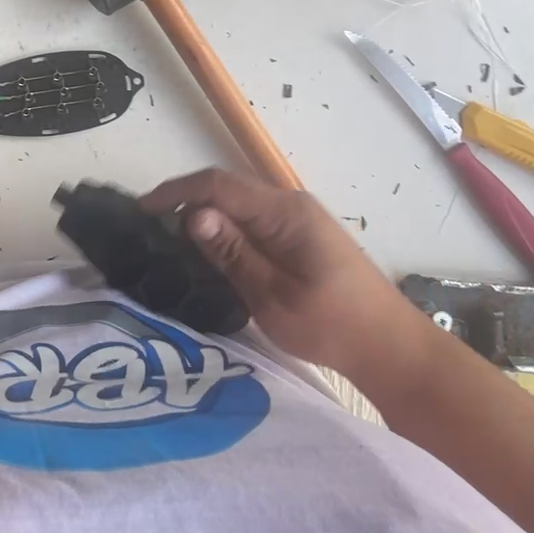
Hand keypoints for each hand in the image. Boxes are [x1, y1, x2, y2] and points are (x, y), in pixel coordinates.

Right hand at [143, 168, 426, 377]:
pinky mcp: (298, 234)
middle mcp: (290, 205)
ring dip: (203, 213)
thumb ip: (234, 253)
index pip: (219, 185)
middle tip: (151, 228)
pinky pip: (250, 218)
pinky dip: (223, 226)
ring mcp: (296, 218)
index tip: (142, 209)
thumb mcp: (274, 296)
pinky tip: (208, 249)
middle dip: (185, 200)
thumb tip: (193, 215)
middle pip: (226, 187)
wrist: (390, 348)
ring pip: (237, 202)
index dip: (177, 191)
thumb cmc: (332, 326)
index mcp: (285, 214)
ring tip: (171, 239)